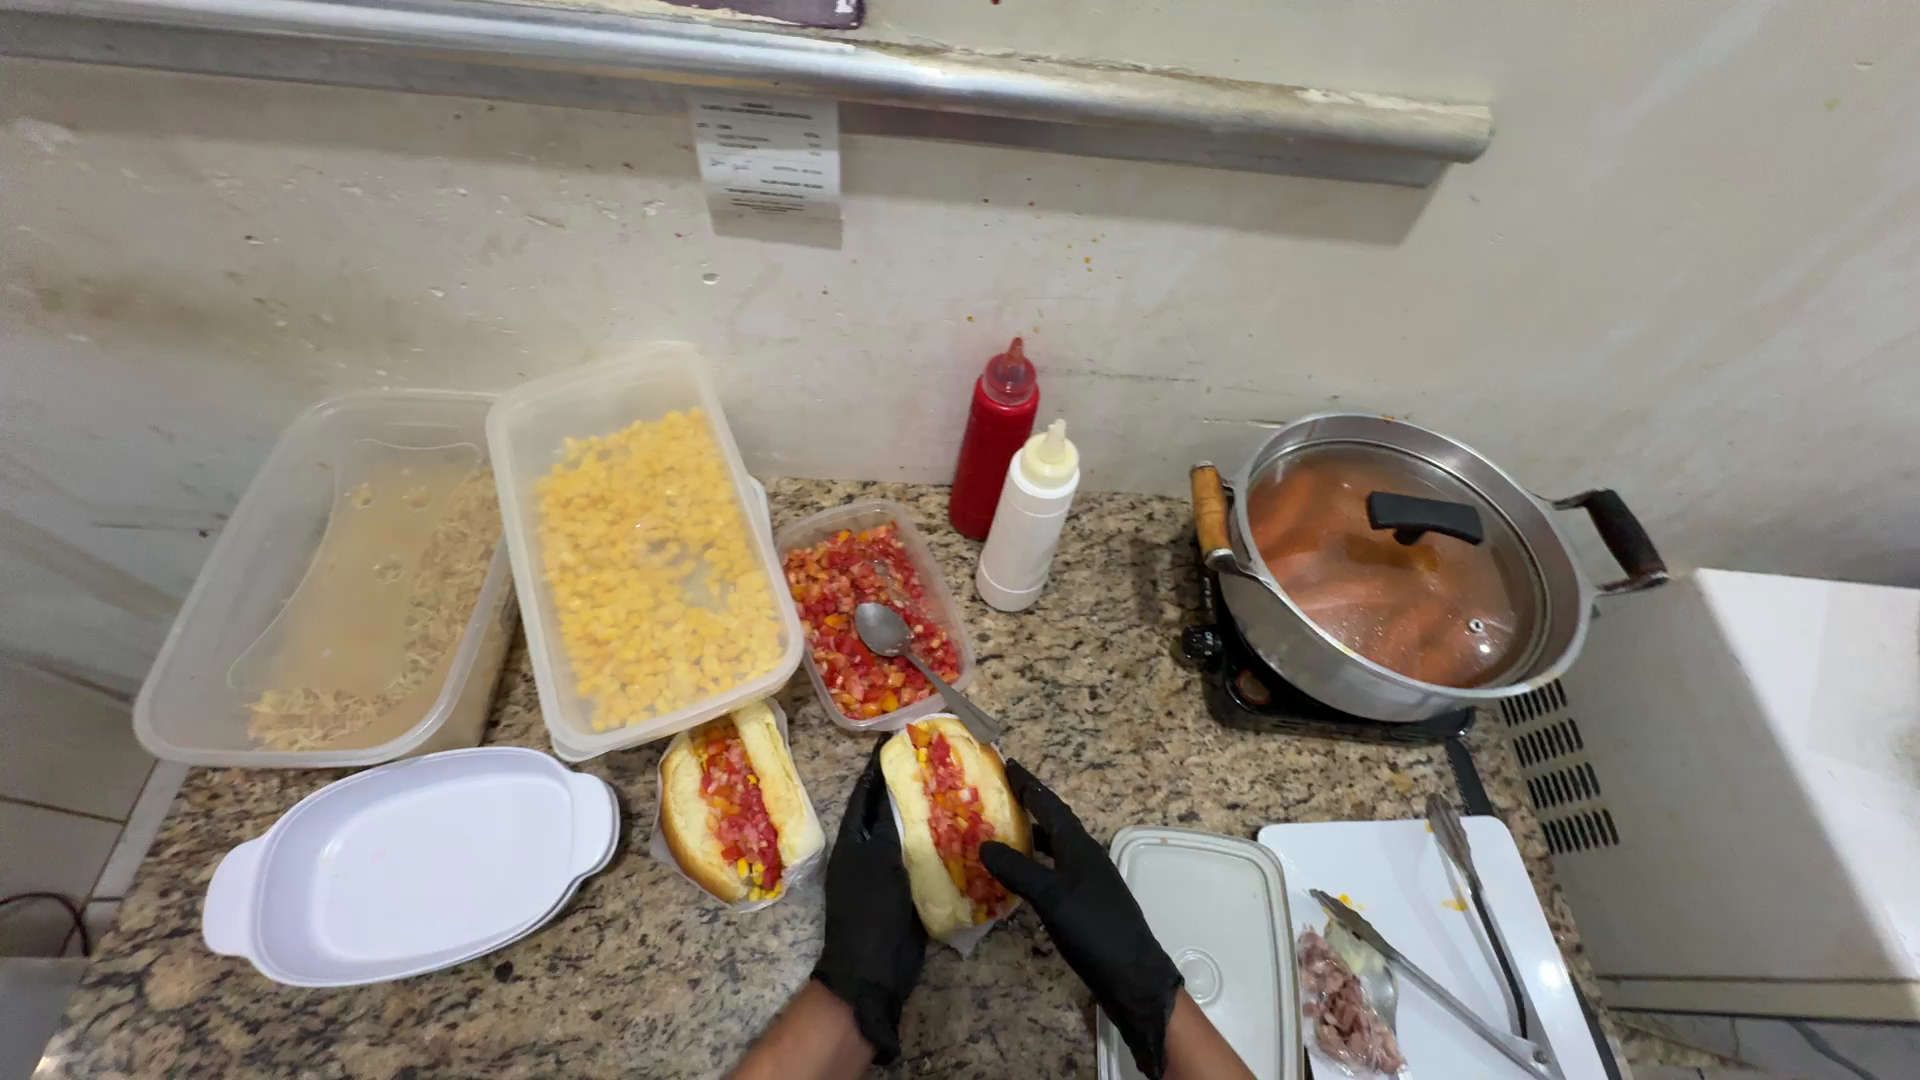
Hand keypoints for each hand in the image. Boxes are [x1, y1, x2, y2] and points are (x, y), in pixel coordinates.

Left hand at [811, 738, 926, 1064]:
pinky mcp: (905, 890)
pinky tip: (959, 829)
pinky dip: (935, 840)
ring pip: (905, 831)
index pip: (865, 793)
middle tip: (930, 760)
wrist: (873, 970)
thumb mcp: (879, 859)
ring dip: (923, 811)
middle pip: (885, 810)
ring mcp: (884, 871)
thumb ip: (885, 823)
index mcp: (852, 840)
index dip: (876, 767)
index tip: (893, 740)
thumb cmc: (871, 911)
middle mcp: (865, 850)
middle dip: (904, 786)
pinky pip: (920, 856)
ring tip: (949, 786)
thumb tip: (889, 784)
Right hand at [980, 761, 1183, 1079]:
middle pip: (1053, 820)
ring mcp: (1087, 878)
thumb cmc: (1094, 929)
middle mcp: (1084, 855)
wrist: (1133, 977)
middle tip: (1000, 791)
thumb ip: (1018, 869)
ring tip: (1003, 827)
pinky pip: (1054, 868)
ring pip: (1054, 844)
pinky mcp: (1086, 900)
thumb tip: (985, 844)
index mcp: (1078, 845)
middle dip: (1028, 803)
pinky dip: (1035, 862)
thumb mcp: (1051, 897)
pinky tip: (1021, 873)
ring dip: (1032, 832)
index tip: (1007, 763)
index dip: (1027, 784)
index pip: (1049, 804)